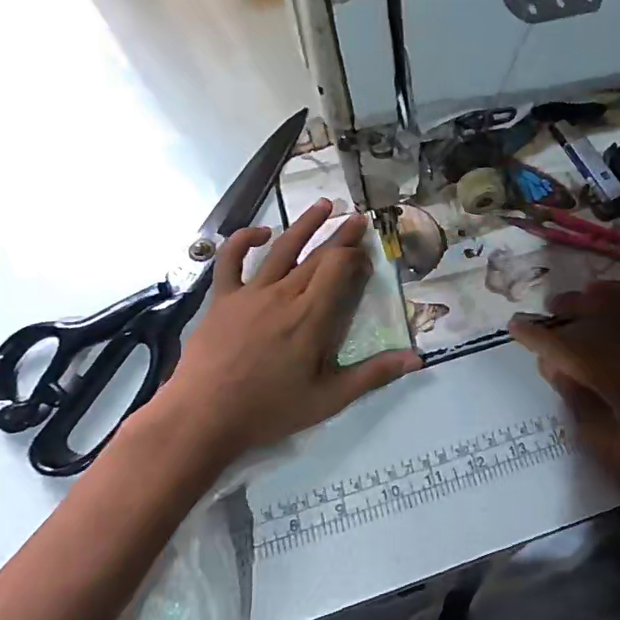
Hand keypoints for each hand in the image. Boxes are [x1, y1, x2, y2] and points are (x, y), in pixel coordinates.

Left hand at [135, 199, 421, 460]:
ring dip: (305, 224)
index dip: (356, 256)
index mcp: (311, 316)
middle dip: (341, 236)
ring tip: (324, 204)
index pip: (339, 268)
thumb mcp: (328, 399)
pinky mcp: (222, 298)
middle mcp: (284, 295)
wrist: (203, 416)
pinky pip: (230, 260)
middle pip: (318, 255)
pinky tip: (259, 231)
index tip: (367, 257)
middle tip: (359, 220)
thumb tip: (416, 359)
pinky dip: (243, 240)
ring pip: (282, 248)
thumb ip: (373, 375)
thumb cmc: (269, 409)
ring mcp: (250, 293)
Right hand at [509, 282, 619, 537]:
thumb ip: (577, 398)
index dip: (541, 337)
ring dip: (609, 295)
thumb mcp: (604, 445)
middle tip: (548, 307)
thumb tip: (552, 364)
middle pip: (607, 316)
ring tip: (585, 292)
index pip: (574, 349)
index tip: (515, 325)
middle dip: (574, 307)